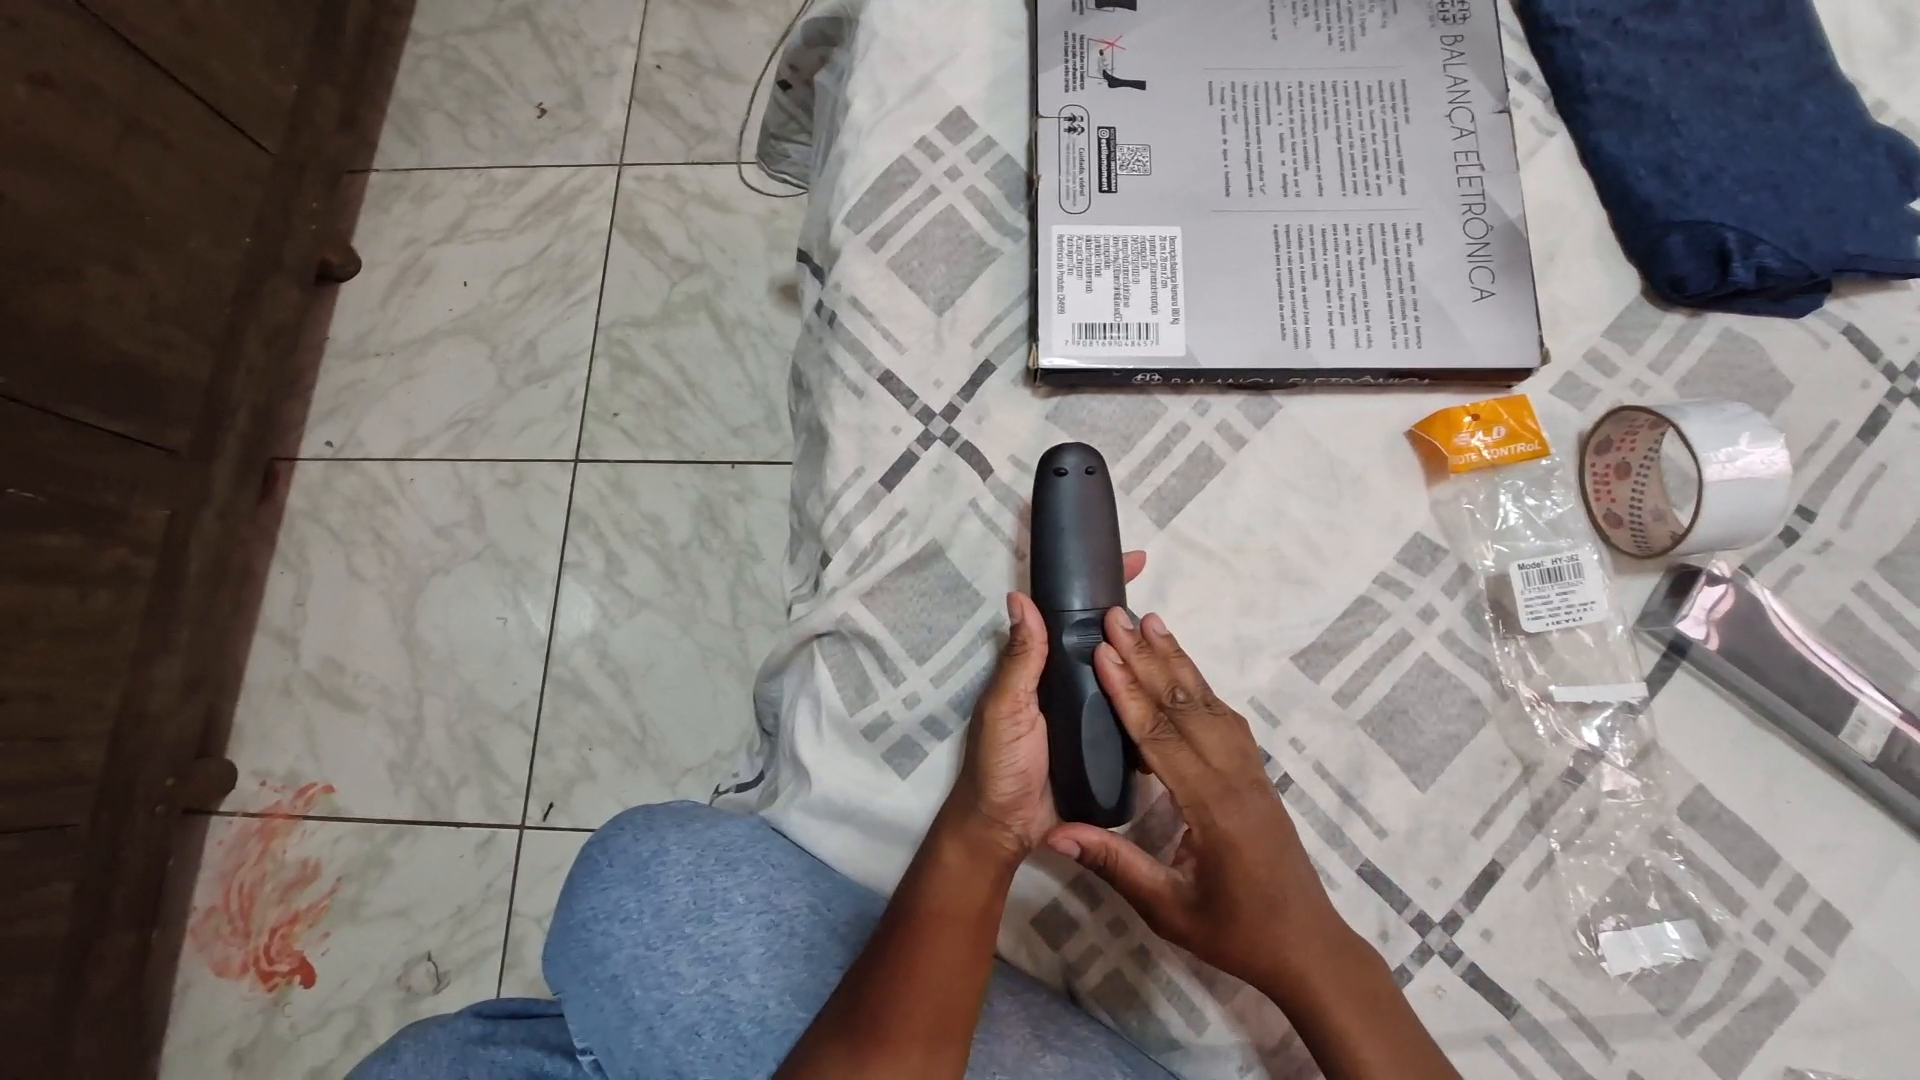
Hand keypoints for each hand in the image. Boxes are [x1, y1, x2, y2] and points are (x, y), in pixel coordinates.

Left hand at [944, 552, 1145, 861]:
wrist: (1010, 828)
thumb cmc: (999, 763)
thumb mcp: (1006, 706)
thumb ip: (1019, 659)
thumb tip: (1019, 596)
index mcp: (1040, 667)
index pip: (1069, 616)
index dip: (1096, 587)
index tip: (1130, 561)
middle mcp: (1067, 683)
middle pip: (1102, 643)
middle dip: (1130, 621)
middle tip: (1160, 609)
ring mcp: (1089, 713)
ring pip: (1122, 677)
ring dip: (1145, 660)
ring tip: (1174, 645)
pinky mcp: (1106, 744)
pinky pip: (1131, 716)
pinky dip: (1150, 702)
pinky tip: (1173, 693)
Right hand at [1044, 610, 1354, 998]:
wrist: (1308, 947)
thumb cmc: (1236, 932)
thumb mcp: (1169, 909)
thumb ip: (1114, 866)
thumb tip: (1055, 833)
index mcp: (1212, 808)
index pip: (1161, 737)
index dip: (1128, 692)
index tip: (1103, 652)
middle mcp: (1235, 777)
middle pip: (1184, 705)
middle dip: (1148, 657)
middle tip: (1118, 616)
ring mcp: (1251, 771)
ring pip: (1210, 703)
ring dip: (1177, 660)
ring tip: (1151, 622)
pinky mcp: (1256, 773)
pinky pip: (1225, 718)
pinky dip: (1199, 685)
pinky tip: (1182, 670)